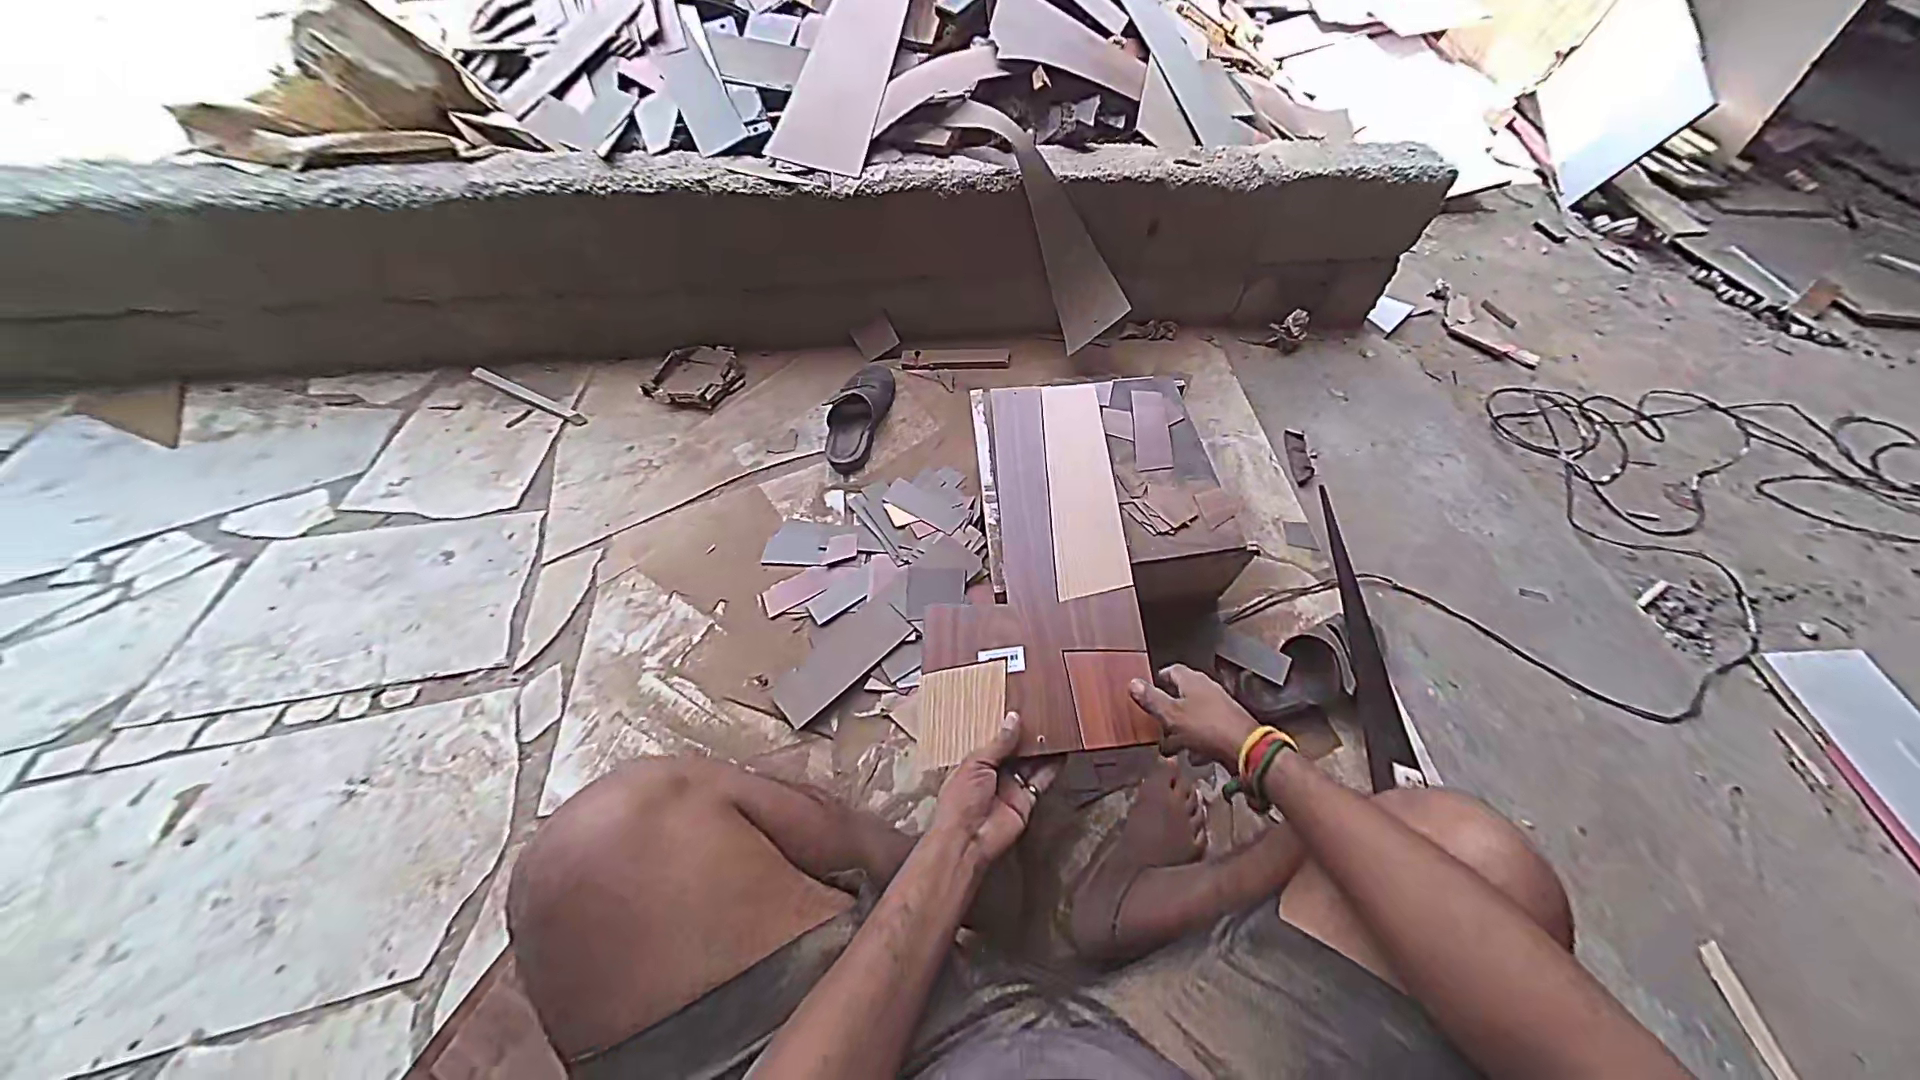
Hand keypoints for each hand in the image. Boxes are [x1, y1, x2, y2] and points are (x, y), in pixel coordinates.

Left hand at [930, 712, 1060, 870]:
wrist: (968, 840)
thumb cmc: (961, 799)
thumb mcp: (976, 764)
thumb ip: (999, 743)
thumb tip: (1013, 718)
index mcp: (977, 762)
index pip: (996, 740)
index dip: (1009, 727)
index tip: (1024, 708)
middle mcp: (996, 773)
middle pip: (1016, 751)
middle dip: (1029, 736)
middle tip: (1046, 715)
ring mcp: (1012, 787)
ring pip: (1031, 763)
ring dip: (1043, 749)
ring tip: (1059, 729)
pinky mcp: (1027, 801)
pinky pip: (1041, 781)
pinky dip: (1052, 768)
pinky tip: (1063, 753)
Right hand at [1130, 664, 1259, 770]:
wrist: (1247, 750)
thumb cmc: (1207, 728)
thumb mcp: (1171, 714)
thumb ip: (1152, 699)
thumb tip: (1133, 683)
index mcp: (1192, 681)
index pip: (1171, 671)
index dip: (1158, 679)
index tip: (1148, 690)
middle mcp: (1207, 689)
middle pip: (1182, 694)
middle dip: (1168, 710)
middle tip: (1156, 722)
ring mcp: (1220, 707)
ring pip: (1194, 715)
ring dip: (1181, 729)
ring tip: (1171, 745)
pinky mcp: (1229, 725)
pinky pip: (1207, 730)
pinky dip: (1198, 740)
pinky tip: (1194, 755)